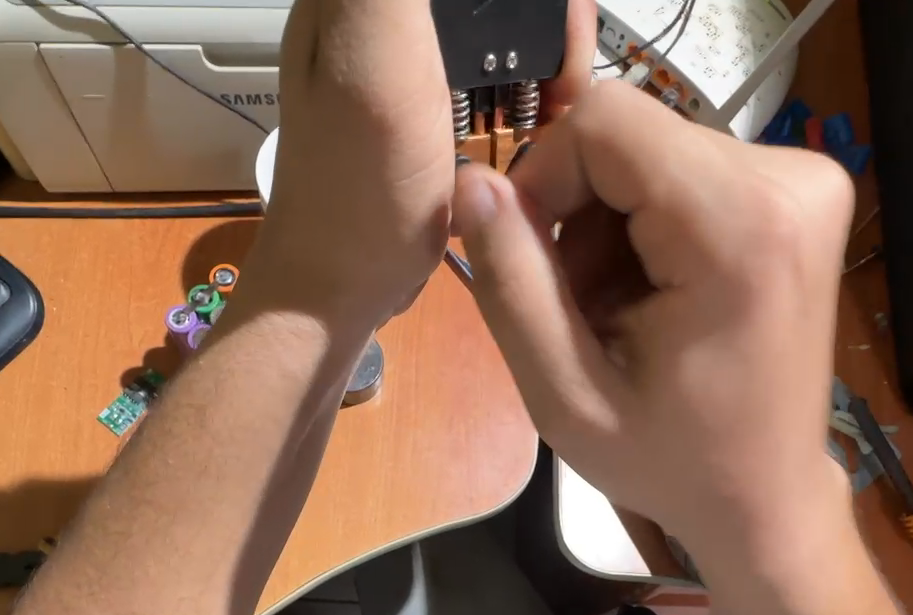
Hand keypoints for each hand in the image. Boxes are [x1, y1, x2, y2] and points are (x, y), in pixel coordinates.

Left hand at [241, 0, 597, 343]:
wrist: (342, 289)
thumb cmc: (360, 190)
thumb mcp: (376, 55)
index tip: (562, 29)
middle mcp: (382, 10)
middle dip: (543, 16)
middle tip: (570, 77)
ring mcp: (403, 58)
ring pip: (494, 18)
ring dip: (543, 50)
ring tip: (565, 104)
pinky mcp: (422, 106)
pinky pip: (487, 68)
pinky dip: (524, 86)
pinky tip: (542, 119)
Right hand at [451, 82, 857, 570]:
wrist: (762, 495)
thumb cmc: (669, 463)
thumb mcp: (567, 397)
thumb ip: (512, 285)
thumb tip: (473, 184)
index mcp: (740, 227)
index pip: (605, 123)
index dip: (544, 181)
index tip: (532, 263)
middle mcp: (789, 180)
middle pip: (628, 140)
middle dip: (580, 222)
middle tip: (582, 315)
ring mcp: (805, 182)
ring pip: (651, 158)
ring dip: (610, 235)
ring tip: (618, 321)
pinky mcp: (799, 195)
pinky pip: (685, 177)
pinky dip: (647, 234)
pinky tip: (652, 305)